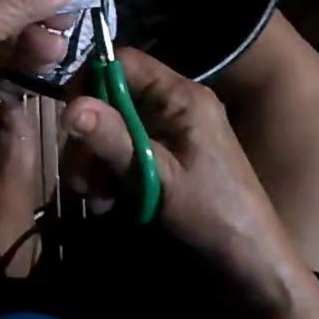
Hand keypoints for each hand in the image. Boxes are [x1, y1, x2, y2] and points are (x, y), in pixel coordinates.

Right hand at [64, 48, 302, 304]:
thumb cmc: (210, 212)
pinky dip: (111, 171)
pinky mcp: (167, 152)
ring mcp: (172, 129)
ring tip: (97, 198)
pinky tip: (108, 201)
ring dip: (97, 161)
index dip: (90, 80)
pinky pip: (127, 147)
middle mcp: (175, 103)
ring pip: (114, 126)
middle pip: (113, 98)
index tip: (70, 117)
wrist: (249, 257)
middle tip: (80, 177)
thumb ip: (112, 138)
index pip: (124, 61)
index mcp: (180, 95)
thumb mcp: (155, 175)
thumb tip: (69, 107)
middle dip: (91, 136)